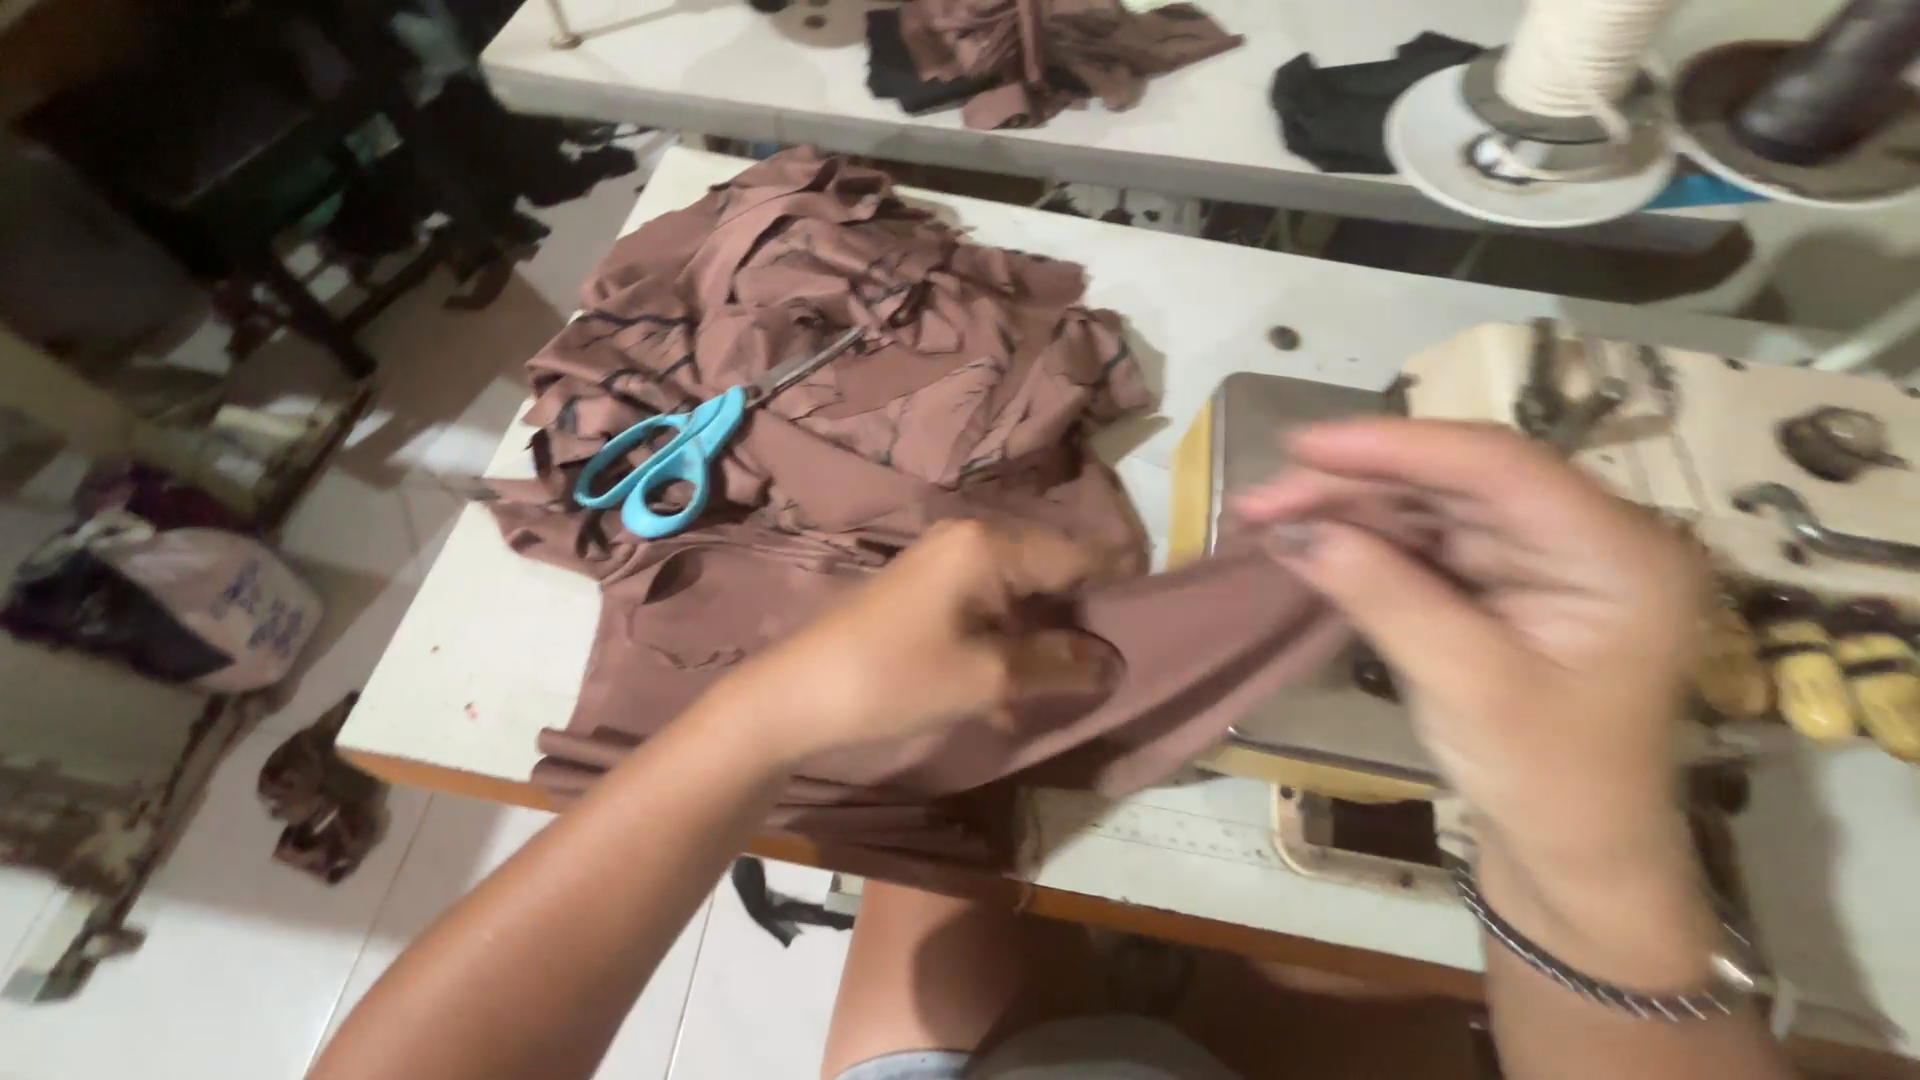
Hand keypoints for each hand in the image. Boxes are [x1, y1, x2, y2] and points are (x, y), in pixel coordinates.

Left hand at [714, 520, 1098, 765]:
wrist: (799, 693)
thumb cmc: (896, 679)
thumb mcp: (986, 678)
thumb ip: (1058, 665)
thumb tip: (1112, 663)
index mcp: (991, 544)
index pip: (1080, 555)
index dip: (1116, 593)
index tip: (1142, 636)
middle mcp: (973, 537)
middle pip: (1053, 568)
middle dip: (1079, 618)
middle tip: (1102, 669)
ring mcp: (948, 559)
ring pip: (1023, 590)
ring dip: (1043, 635)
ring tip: (1061, 683)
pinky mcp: (931, 586)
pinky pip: (991, 603)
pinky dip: (1009, 638)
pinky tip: (1012, 683)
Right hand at [1234, 420, 1716, 979]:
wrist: (1568, 846)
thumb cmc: (1546, 776)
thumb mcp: (1465, 685)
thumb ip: (1384, 596)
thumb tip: (1292, 532)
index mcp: (1616, 553)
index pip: (1499, 468)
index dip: (1396, 446)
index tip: (1304, 446)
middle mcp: (1578, 535)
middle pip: (1452, 478)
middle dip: (1351, 481)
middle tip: (1262, 497)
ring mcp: (1532, 554)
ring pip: (1424, 502)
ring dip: (1342, 505)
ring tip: (1263, 513)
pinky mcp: (1491, 577)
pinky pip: (1416, 538)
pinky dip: (1355, 536)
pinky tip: (1303, 535)